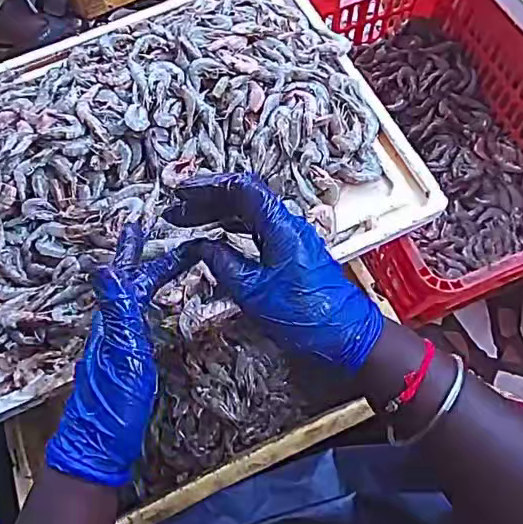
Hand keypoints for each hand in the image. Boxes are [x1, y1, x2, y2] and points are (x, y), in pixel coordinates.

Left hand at [45, 222, 190, 486]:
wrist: (97, 449)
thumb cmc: (112, 407)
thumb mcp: (120, 355)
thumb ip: (118, 312)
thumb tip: (106, 266)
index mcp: (111, 322)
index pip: (130, 277)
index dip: (143, 254)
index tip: (154, 230)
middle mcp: (108, 329)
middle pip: (125, 282)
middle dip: (136, 256)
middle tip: (143, 231)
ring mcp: (111, 345)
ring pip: (128, 298)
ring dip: (139, 275)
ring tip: (148, 260)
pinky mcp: (118, 362)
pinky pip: (131, 319)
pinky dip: (141, 302)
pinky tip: (144, 307)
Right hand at [164, 173, 382, 372]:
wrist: (347, 336)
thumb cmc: (304, 316)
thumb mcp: (252, 291)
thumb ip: (222, 262)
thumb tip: (199, 245)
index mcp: (280, 225)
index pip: (241, 188)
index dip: (207, 186)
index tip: (181, 194)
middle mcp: (286, 223)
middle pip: (242, 197)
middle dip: (205, 201)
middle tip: (175, 211)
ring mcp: (289, 236)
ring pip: (246, 211)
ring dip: (215, 214)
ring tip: (186, 222)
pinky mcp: (290, 250)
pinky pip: (254, 227)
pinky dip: (229, 228)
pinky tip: (212, 237)